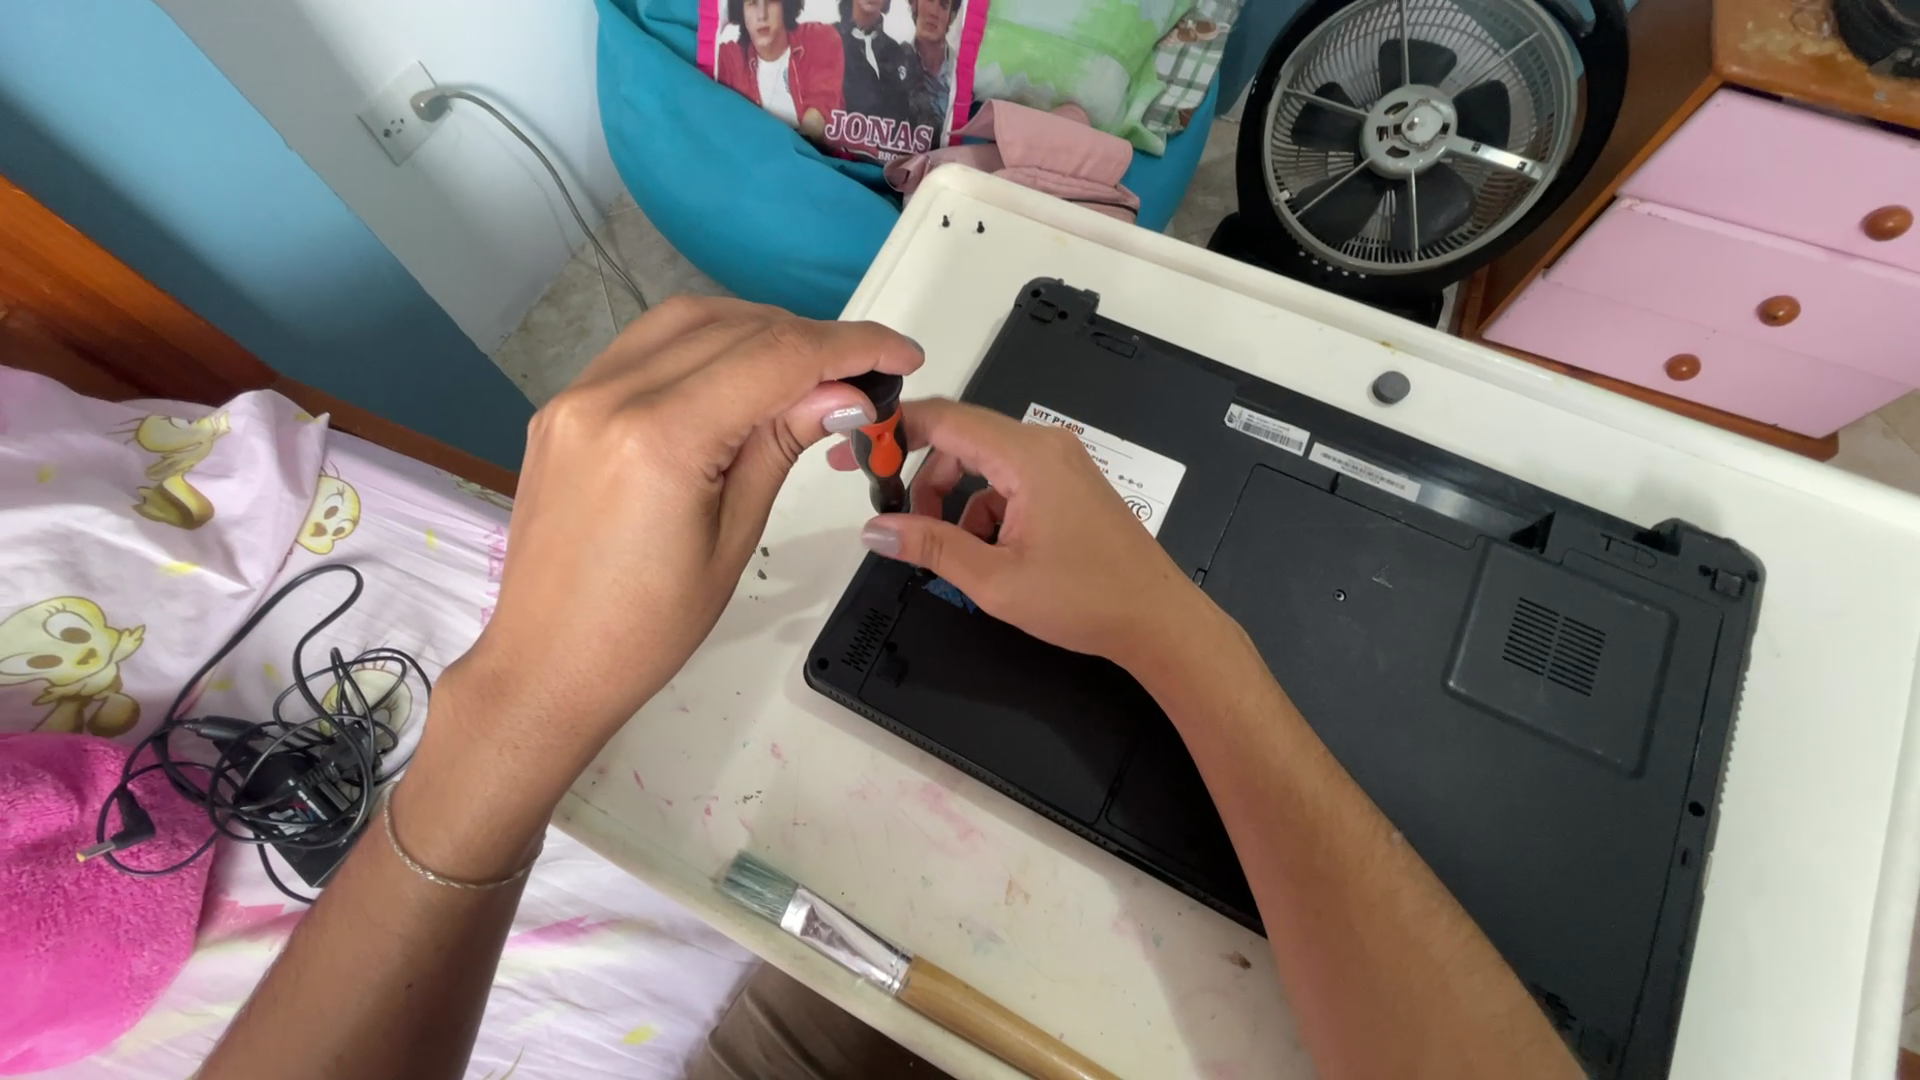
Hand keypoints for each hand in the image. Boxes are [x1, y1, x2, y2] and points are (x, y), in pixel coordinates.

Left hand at [440, 298, 922, 798]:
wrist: (548, 662)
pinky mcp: (566, 405)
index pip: (775, 359)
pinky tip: (741, 373)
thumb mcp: (735, 536)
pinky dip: (708, 344)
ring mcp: (577, 394)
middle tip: (861, 371)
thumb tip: (844, 395)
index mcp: (659, 439)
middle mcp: (609, 396)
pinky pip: (648, 346)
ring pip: (688, 320)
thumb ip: (782, 445)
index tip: (900, 353)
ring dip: (760, 329)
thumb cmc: (648, 627)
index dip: (851, 347)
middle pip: (735, 327)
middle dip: (812, 339)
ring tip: (809, 367)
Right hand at [828, 398, 1211, 666]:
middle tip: (896, 519)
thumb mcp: (995, 579)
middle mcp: (1045, 447)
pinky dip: (985, 512)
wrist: (1156, 620)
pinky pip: (1008, 484)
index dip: (892, 432)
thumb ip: (930, 547)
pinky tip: (988, 554)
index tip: (858, 452)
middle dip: (922, 480)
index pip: (943, 419)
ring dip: (955, 502)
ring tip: (952, 552)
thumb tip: (878, 530)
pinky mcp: (1066, 486)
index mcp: (1028, 456)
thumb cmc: (1089, 599)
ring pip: (983, 466)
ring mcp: (1060, 465)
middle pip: (960, 441)